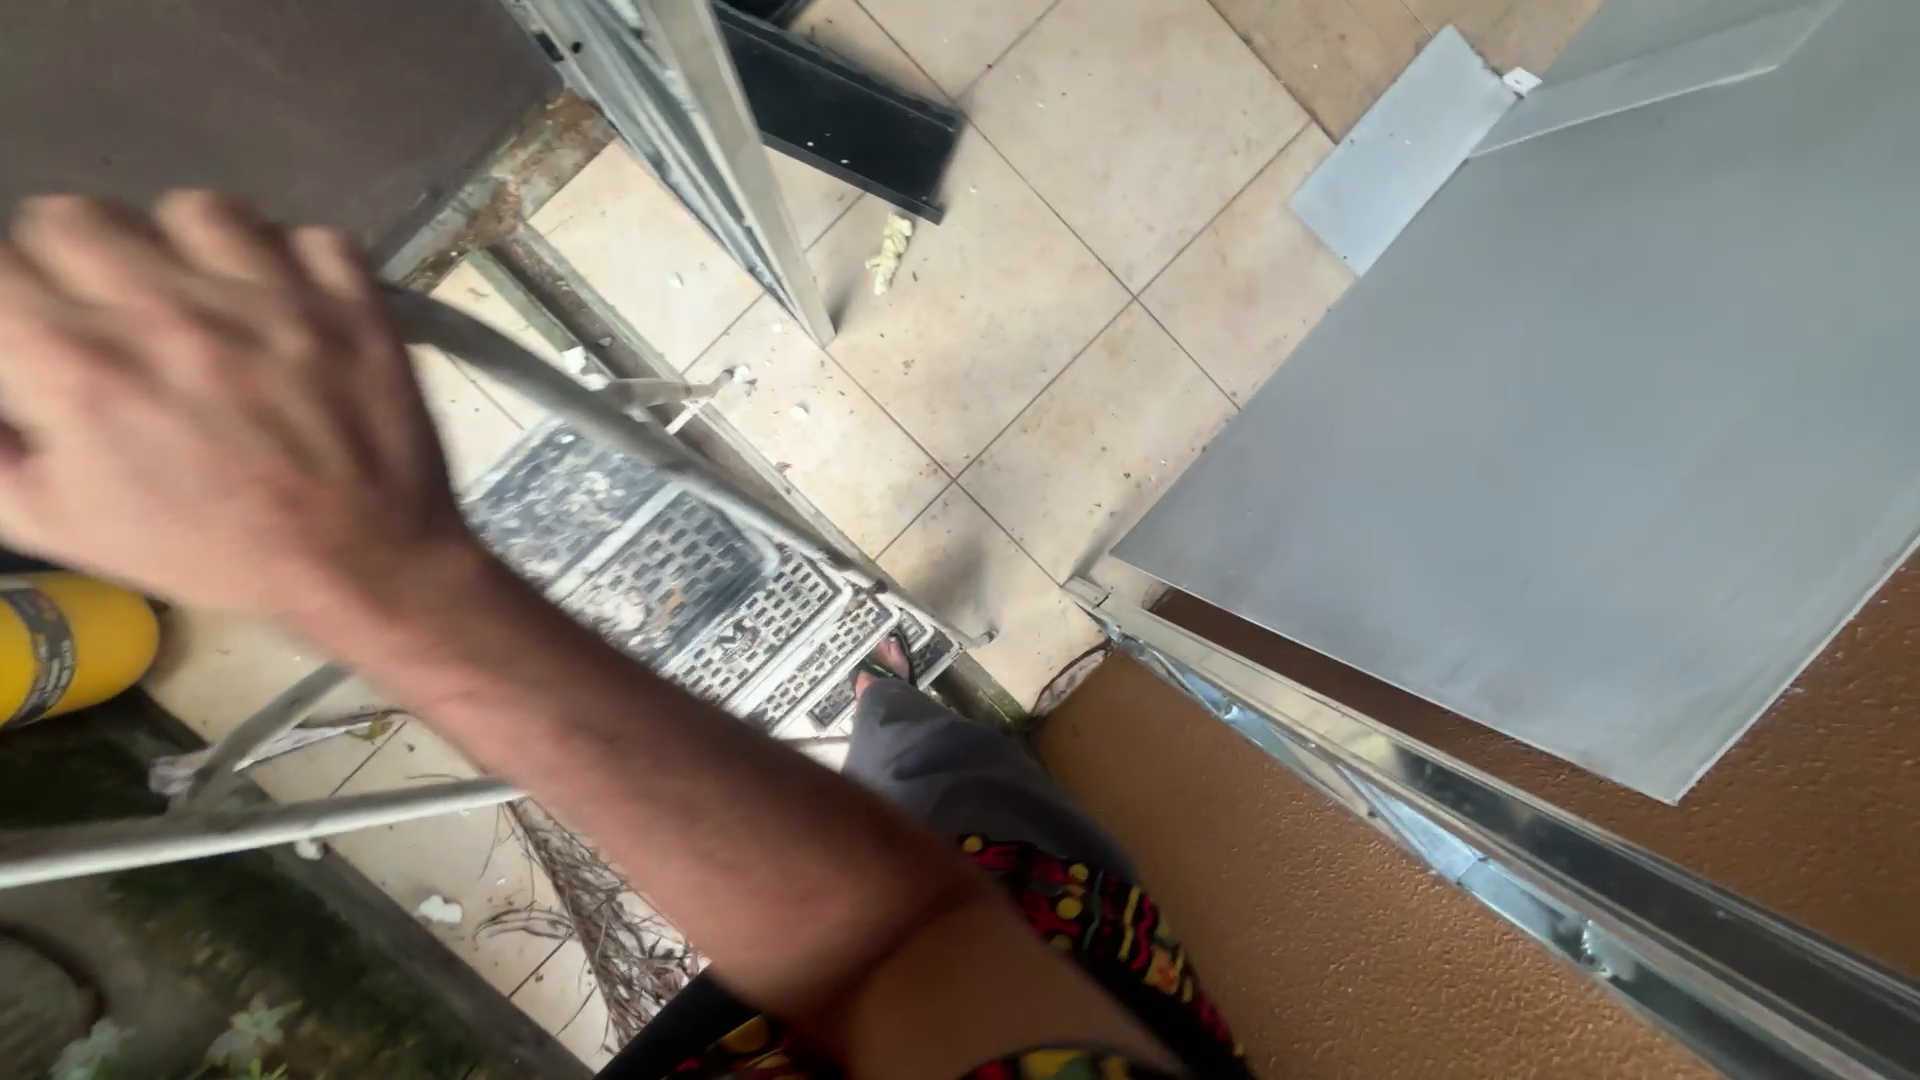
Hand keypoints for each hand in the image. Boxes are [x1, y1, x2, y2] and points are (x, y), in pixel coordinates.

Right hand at [0, 192, 475, 618]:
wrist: (371, 560)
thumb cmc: (222, 552)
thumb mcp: (57, 522)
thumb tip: (1, 384)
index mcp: (79, 363)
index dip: (15, 285)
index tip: (46, 314)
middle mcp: (174, 315)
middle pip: (84, 216)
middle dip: (90, 259)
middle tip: (131, 311)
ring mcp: (280, 307)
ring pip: (203, 210)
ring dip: (198, 247)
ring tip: (220, 297)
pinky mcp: (362, 315)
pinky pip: (321, 240)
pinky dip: (307, 262)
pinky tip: (302, 302)